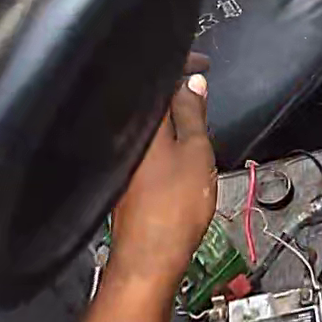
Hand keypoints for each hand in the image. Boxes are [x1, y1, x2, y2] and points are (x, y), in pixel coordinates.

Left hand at [107, 55, 214, 289]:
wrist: (149, 257)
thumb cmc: (172, 209)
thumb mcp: (196, 151)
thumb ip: (193, 111)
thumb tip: (193, 82)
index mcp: (141, 121)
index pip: (159, 75)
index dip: (183, 64)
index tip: (201, 64)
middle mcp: (124, 132)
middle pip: (149, 96)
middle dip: (175, 87)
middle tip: (200, 87)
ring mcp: (120, 153)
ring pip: (145, 118)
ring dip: (168, 110)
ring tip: (193, 115)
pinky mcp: (121, 172)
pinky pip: (141, 138)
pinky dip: (159, 132)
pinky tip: (175, 145)